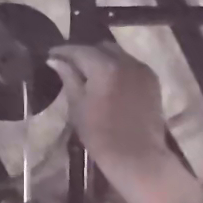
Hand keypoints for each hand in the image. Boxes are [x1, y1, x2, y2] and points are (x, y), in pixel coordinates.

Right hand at [46, 44, 172, 175]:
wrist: (136, 155)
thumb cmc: (100, 134)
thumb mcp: (77, 105)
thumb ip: (68, 77)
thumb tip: (56, 60)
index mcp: (104, 67)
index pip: (79, 50)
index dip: (63, 51)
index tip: (51, 55)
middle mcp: (126, 61)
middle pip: (101, 47)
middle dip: (84, 52)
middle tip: (69, 64)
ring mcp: (142, 69)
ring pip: (118, 54)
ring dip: (101, 58)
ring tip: (88, 72)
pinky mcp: (152, 80)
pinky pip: (130, 64)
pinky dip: (117, 67)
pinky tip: (108, 80)